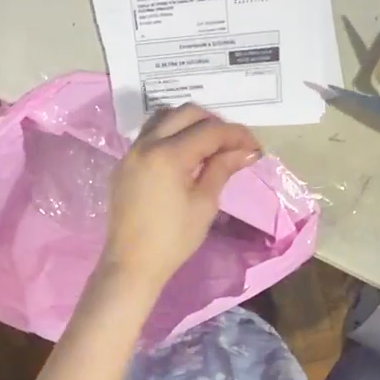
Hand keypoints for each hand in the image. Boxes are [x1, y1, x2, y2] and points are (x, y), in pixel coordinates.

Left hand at [101, 105, 261, 285]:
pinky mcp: (124, 165)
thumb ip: (222, 169)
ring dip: (190, 125)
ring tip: (209, 147)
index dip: (236, 135)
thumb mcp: (204, 204)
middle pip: (186, 114)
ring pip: (164, 119)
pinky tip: (185, 158)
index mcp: (168, 155)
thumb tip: (246, 152)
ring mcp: (131, 153)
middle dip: (214, 124)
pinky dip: (171, 136)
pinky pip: (150, 136)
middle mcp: (146, 144)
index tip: (255, 148)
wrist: (131, 265)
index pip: (209, 131)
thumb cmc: (173, 240)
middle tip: (233, 146)